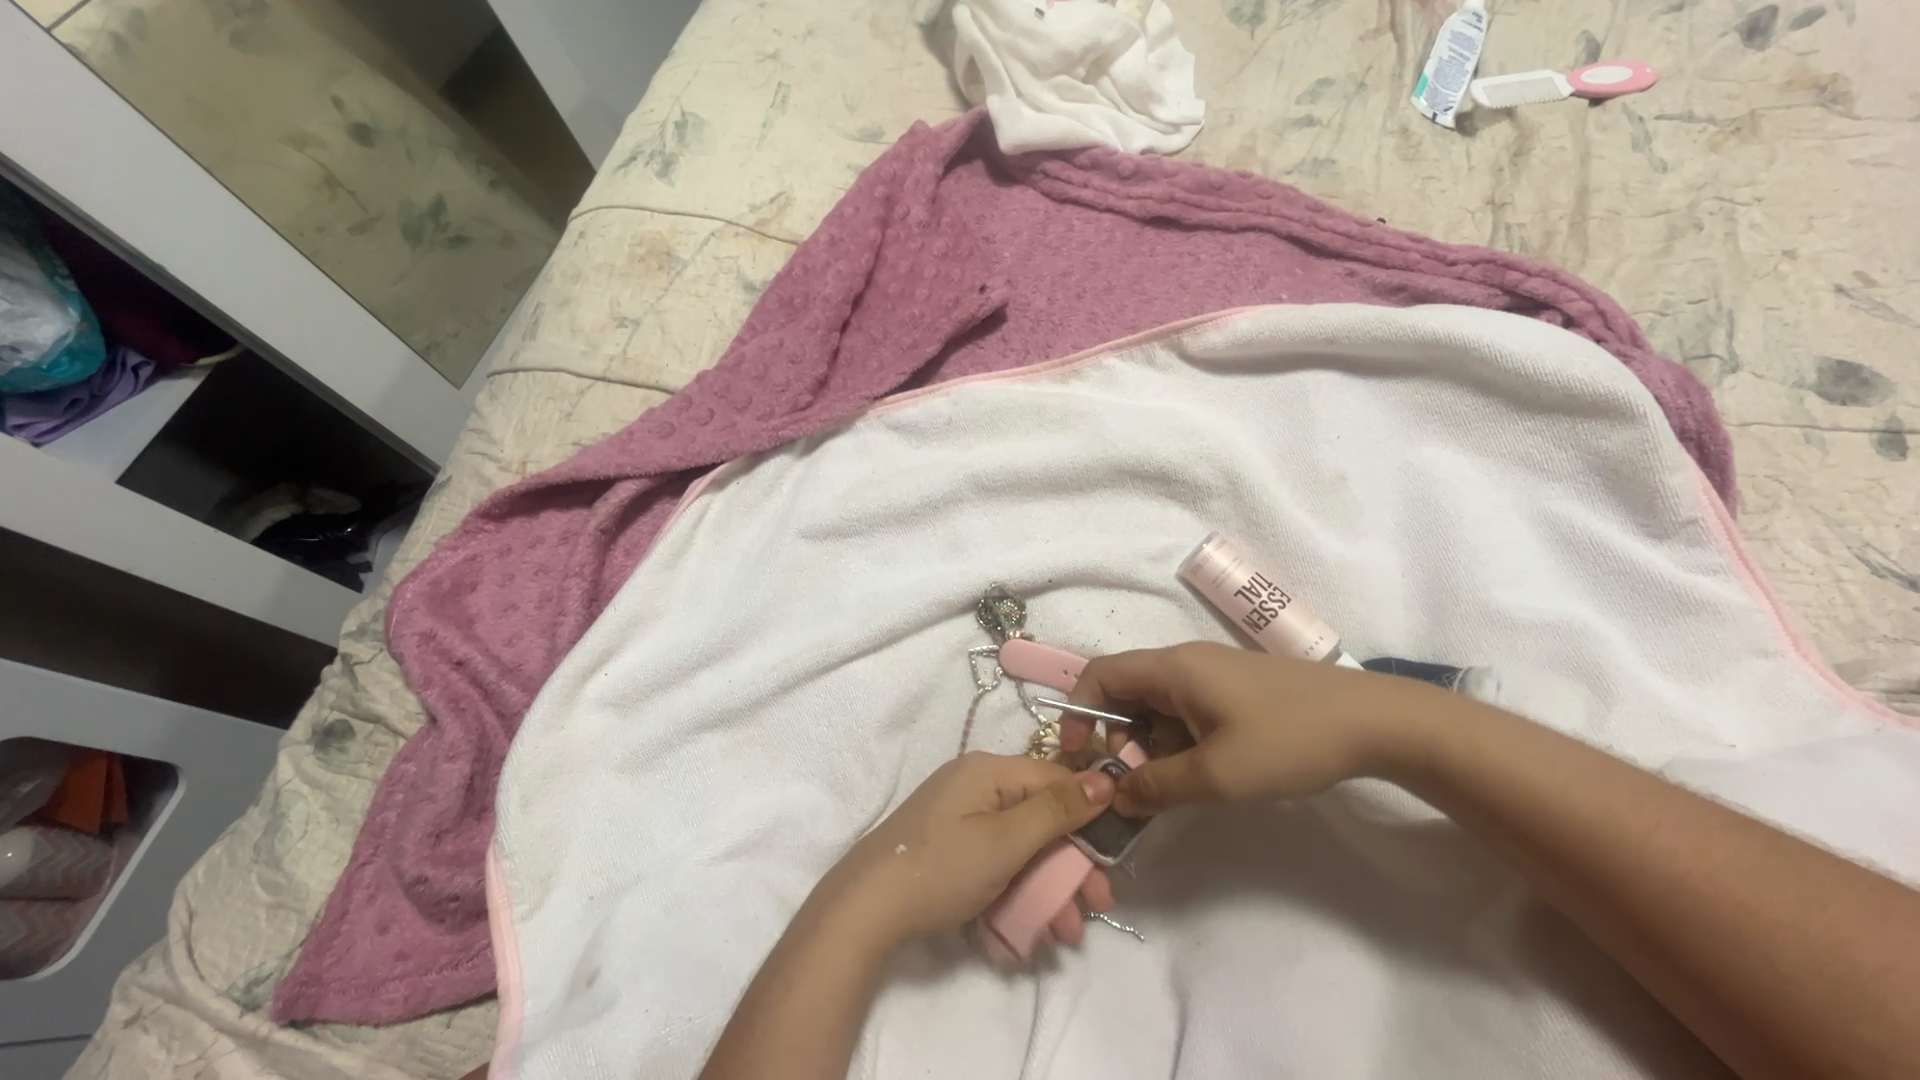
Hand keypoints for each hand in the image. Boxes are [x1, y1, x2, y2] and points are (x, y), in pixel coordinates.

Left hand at [813, 753, 1117, 950]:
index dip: (1090, 814)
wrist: (865, 910)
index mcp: (989, 771)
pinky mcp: (952, 848)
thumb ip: (1057, 811)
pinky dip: (1021, 889)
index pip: (1056, 779)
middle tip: (1098, 905)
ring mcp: (962, 818)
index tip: (1115, 857)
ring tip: (1069, 933)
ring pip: (1023, 846)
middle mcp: (977, 786)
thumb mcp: (1006, 840)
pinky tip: (1038, 926)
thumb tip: (1106, 777)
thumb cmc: (941, 867)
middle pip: (1041, 817)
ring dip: (1052, 886)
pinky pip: (999, 861)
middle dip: (1073, 863)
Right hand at [1062, 642, 1439, 815]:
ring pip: (1158, 706)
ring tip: (1172, 786)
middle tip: (1131, 783)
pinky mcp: (1237, 691)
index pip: (1099, 674)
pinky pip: (1187, 711)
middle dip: (1116, 738)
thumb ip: (1156, 786)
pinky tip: (1205, 773)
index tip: (1081, 758)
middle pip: (1126, 692)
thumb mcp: (1217, 774)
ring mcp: (1214, 675)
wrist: (1377, 722)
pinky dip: (1179, 741)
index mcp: (1173, 668)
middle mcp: (1186, 662)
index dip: (1077, 712)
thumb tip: (1116, 796)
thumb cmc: (1289, 740)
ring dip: (1150, 745)